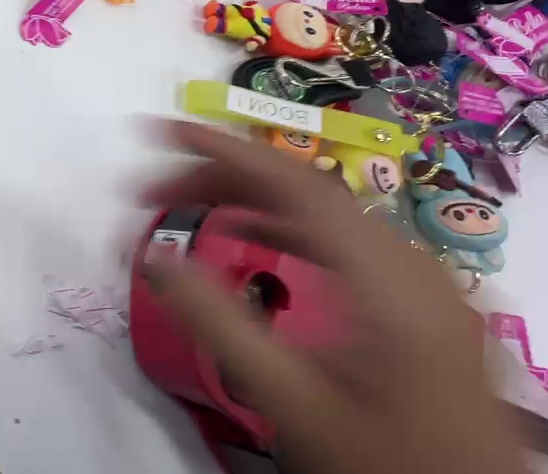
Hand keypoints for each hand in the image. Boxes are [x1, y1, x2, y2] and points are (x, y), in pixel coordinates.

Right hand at [139, 121, 523, 473]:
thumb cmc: (378, 455)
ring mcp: (424, 287)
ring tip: (185, 205)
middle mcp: (413, 271)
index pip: (298, 185)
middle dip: (221, 176)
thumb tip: (146, 253)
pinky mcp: (422, 306)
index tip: (162, 131)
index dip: (225, 149)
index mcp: (387, 284)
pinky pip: (344, 237)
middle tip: (152, 190)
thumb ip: (215, 322)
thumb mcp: (288, 396)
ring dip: (248, 197)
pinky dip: (284, 222)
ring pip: (324, 211)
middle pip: (307, 191)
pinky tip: (246, 234)